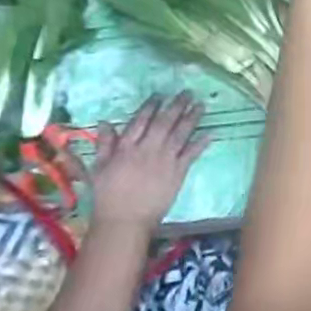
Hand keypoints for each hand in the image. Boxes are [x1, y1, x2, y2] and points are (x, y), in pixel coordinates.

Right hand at [90, 93, 210, 231]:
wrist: (124, 218)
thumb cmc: (108, 194)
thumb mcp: (99, 167)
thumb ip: (104, 144)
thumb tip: (105, 122)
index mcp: (126, 148)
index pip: (140, 121)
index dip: (151, 106)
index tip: (161, 94)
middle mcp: (147, 149)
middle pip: (164, 123)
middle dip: (177, 106)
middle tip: (188, 92)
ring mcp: (165, 159)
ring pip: (180, 133)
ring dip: (192, 118)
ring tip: (201, 105)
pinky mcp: (178, 171)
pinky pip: (192, 153)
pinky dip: (202, 142)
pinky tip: (212, 132)